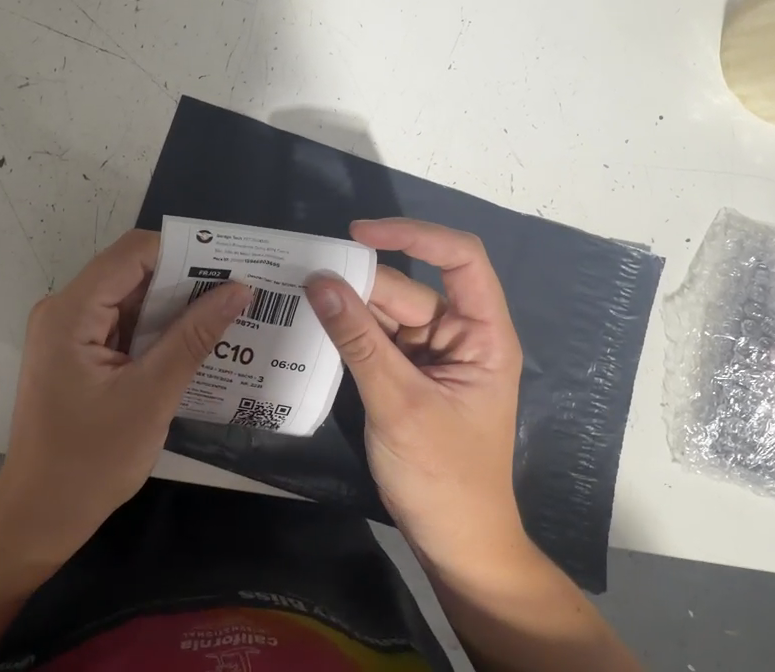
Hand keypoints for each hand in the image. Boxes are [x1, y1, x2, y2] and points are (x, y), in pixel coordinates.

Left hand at [0, 230, 249, 561]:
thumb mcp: (151, 397)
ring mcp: (67, 333)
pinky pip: (121, 326)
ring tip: (228, 311)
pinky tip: (196, 340)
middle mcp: (64, 310)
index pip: (131, 254)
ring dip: (173, 307)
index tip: (230, 263)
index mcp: (71, 312)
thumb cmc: (92, 460)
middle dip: (184, 279)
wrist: (41, 513)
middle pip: (130, 273)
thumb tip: (237, 290)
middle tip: (239, 289)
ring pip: (128, 299)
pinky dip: (155, 331)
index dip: (182, 251)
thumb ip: (192, 338)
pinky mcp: (75, 354)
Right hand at [305, 219, 525, 568]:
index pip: (460, 260)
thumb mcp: (398, 403)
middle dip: (358, 282)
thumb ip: (357, 339)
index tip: (358, 234)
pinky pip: (371, 336)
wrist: (453, 540)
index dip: (414, 235)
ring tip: (293, 294)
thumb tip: (318, 281)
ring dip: (344, 304)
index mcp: (482, 335)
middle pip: (405, 286)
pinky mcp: (402, 373)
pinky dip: (343, 329)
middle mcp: (457, 335)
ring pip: (382, 310)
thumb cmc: (444, 475)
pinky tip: (309, 321)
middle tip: (299, 277)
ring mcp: (428, 354)